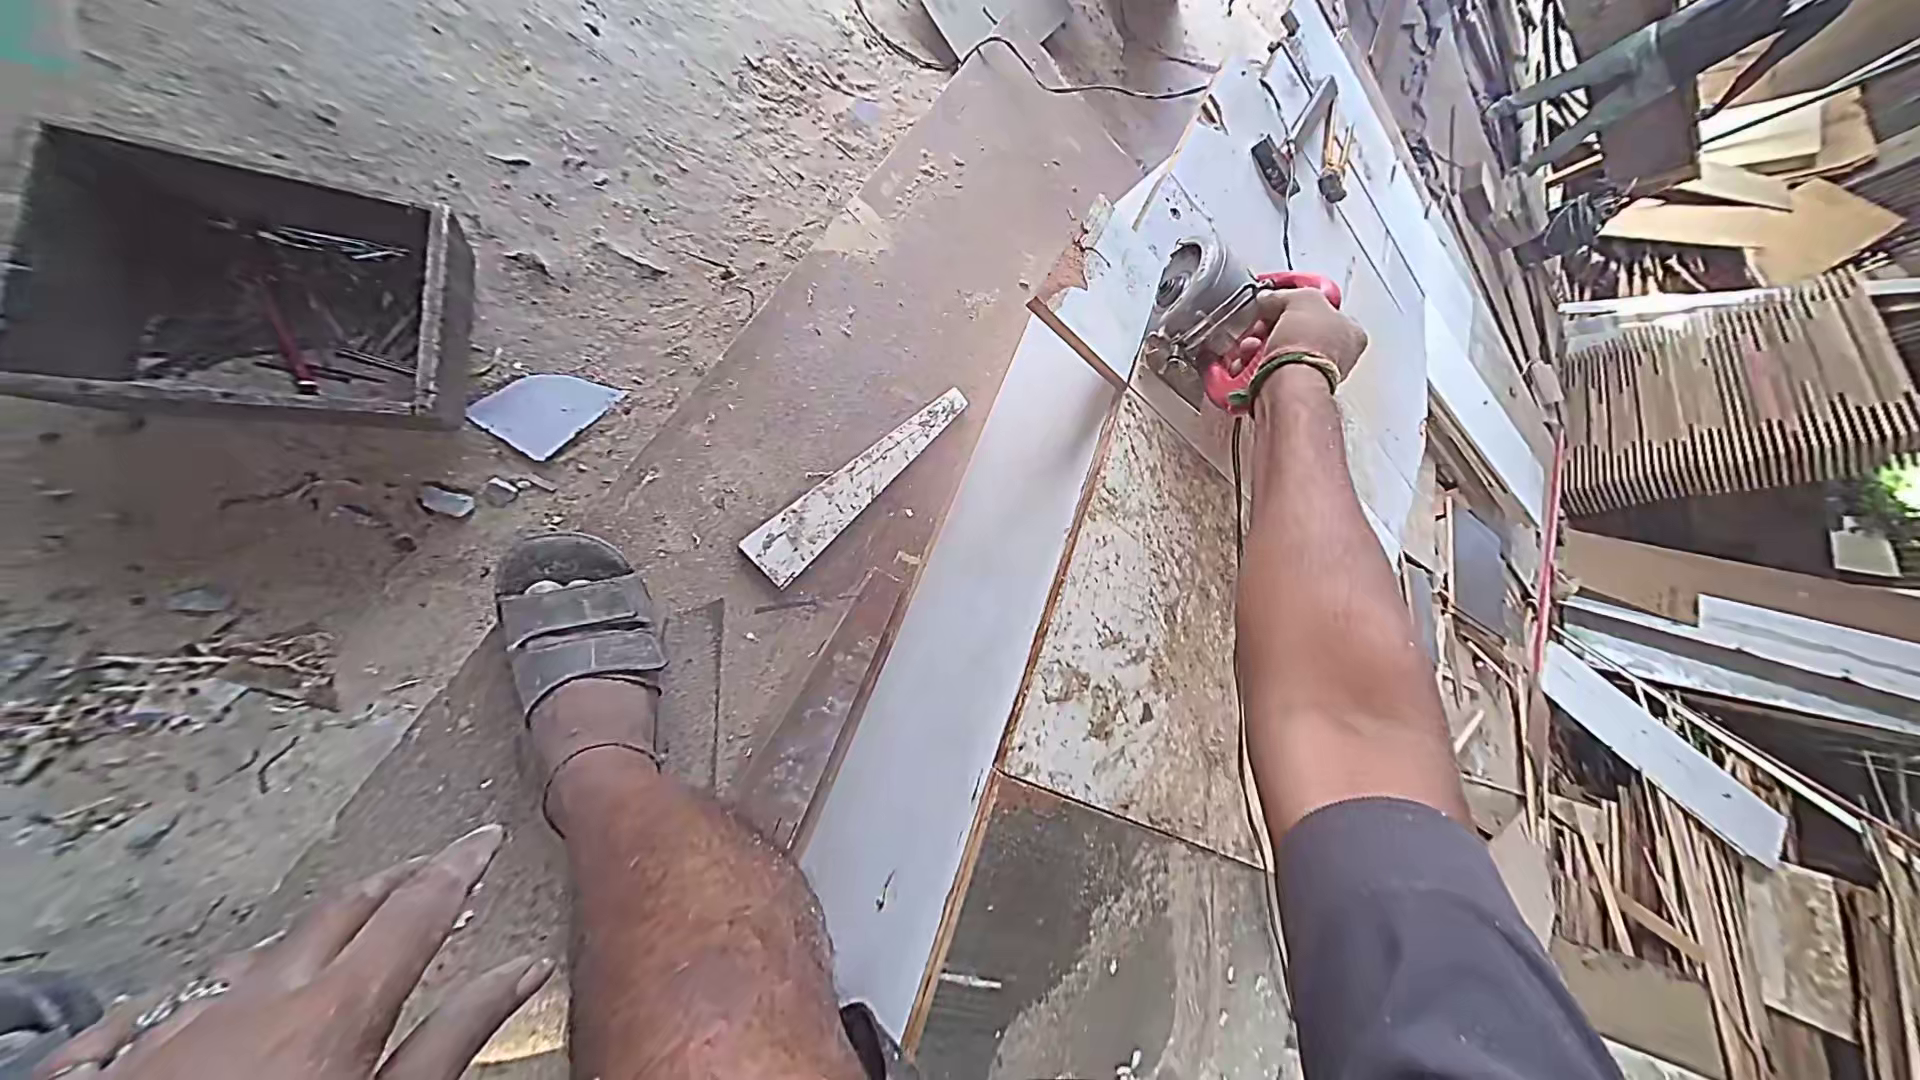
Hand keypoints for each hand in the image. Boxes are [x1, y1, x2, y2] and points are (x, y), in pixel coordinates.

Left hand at [36, 825, 551, 1079]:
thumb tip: (526, 969)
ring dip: (313, 933)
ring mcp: (169, 1036)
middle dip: (398, 878)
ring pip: (259, 952)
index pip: (421, 904)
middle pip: (344, 908)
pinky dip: (210, 984)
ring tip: (342, 933)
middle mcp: (256, 1003)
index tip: (485, 837)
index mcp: (335, 1008)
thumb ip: (459, 1032)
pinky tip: (217, 987)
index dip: (462, 862)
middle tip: (435, 866)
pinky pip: (156, 1007)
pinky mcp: (102, 1075)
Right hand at [1222, 287, 1367, 380]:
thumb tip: (1267, 298)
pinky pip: (1261, 375)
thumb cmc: (1306, 346)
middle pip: (1292, 334)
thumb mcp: (1301, 300)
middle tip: (1258, 329)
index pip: (1320, 311)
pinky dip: (1248, 370)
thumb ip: (1285, 294)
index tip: (1275, 306)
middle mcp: (1334, 357)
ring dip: (1255, 350)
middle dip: (1268, 330)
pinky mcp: (1285, 394)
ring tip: (1248, 350)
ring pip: (1273, 355)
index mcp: (1351, 332)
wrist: (1287, 387)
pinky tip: (1243, 366)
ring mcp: (1309, 378)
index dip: (1293, 306)